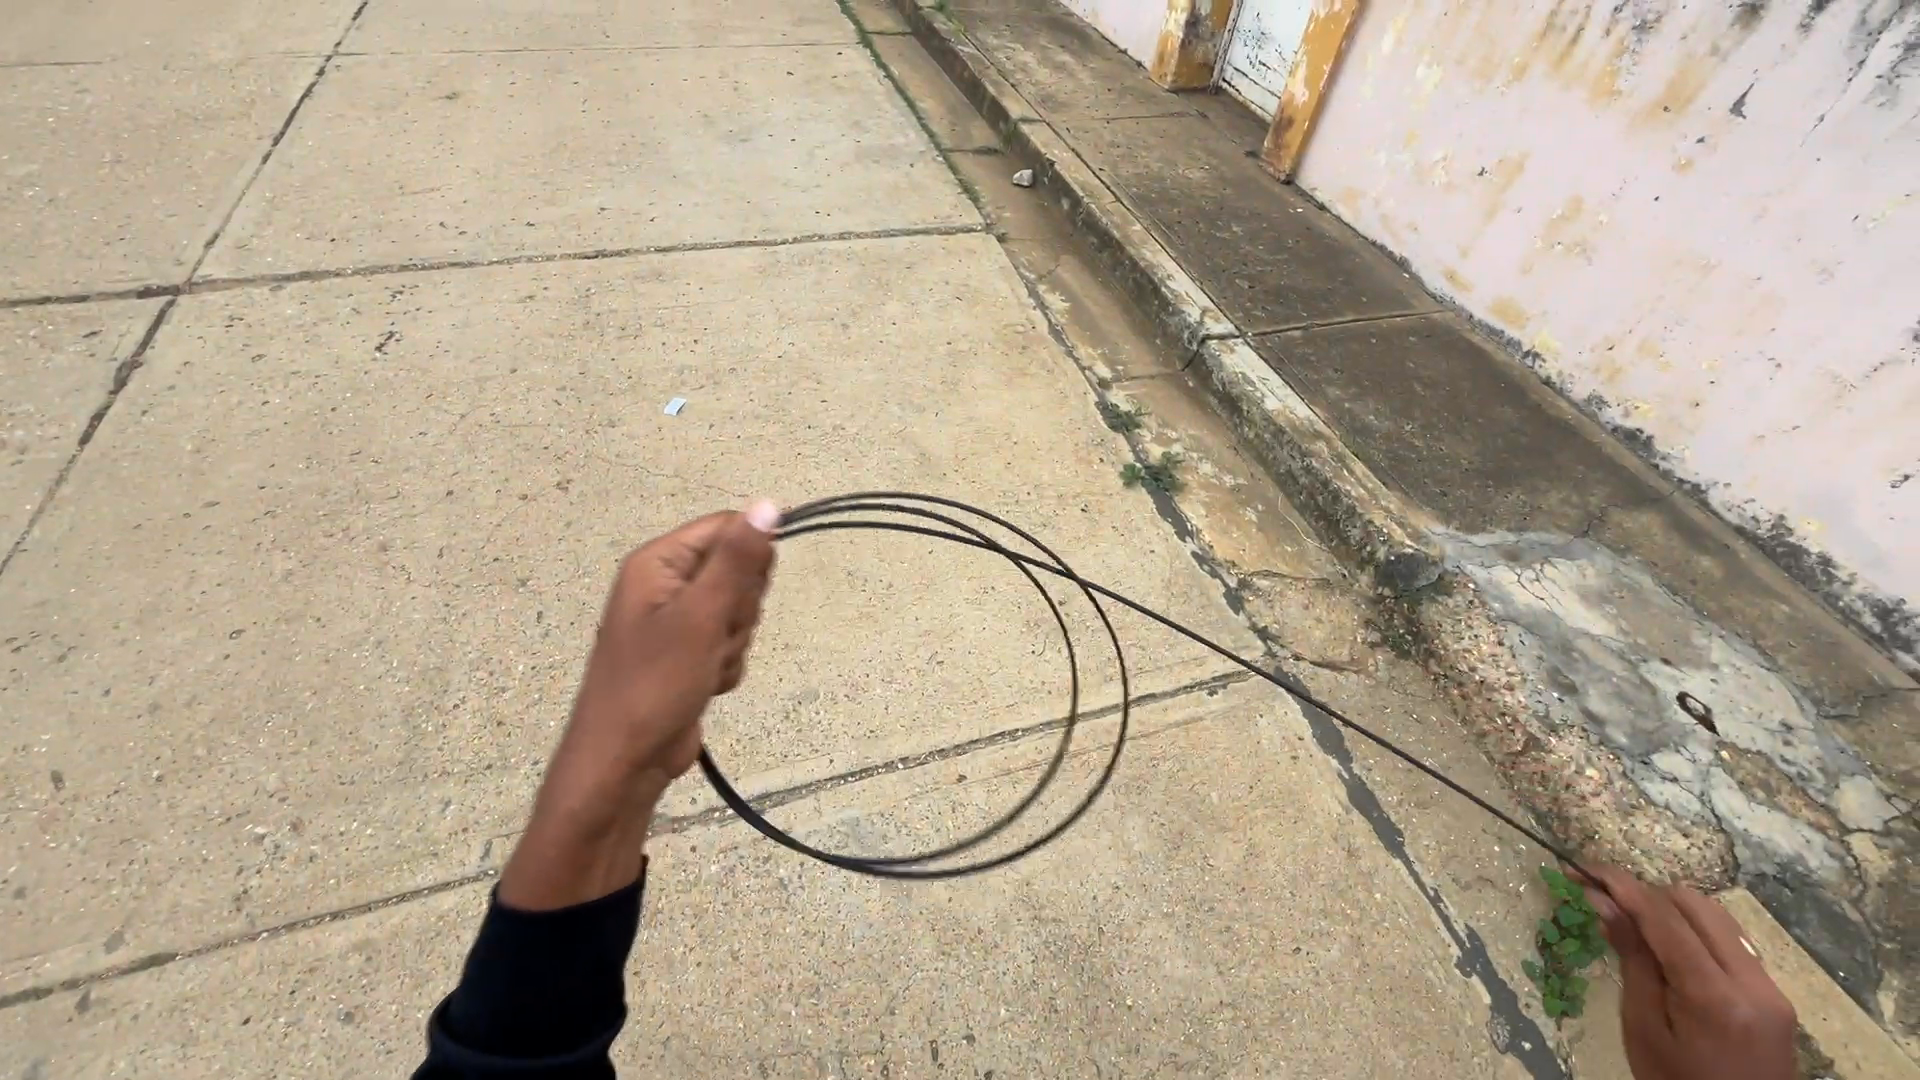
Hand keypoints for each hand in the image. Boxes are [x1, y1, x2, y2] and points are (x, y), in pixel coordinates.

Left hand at [499, 501, 779, 909]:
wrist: (624, 762)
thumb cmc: (656, 683)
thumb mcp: (702, 615)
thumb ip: (738, 558)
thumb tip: (769, 503)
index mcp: (659, 561)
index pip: (727, 527)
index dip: (750, 556)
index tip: (748, 592)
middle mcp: (667, 583)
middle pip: (739, 569)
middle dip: (740, 608)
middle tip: (714, 635)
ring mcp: (677, 621)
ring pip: (739, 610)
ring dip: (734, 641)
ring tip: (704, 666)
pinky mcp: (689, 653)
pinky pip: (730, 641)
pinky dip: (727, 663)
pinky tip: (706, 683)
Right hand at [1581, 866, 1796, 1079]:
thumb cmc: (1672, 1078)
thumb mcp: (1641, 1021)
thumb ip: (1630, 955)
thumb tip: (1601, 898)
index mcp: (1716, 996)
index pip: (1664, 917)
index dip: (1619, 885)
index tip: (1579, 867)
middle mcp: (1755, 984)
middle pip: (1695, 905)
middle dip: (1644, 893)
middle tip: (1601, 898)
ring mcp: (1772, 989)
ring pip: (1716, 916)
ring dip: (1668, 908)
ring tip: (1630, 921)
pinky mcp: (1773, 994)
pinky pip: (1729, 940)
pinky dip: (1691, 929)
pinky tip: (1664, 943)